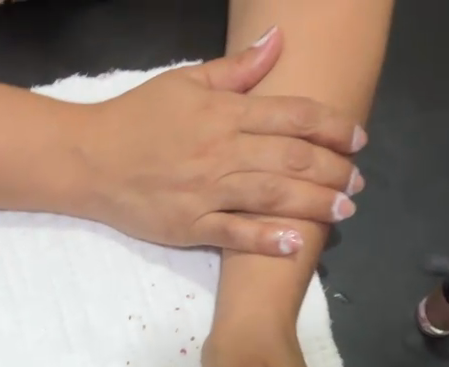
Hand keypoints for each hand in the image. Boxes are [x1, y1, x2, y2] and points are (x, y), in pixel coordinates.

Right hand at [75, 27, 366, 255]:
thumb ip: (235, 68)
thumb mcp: (185, 81)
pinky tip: (296, 243)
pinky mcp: (190, 226)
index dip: (330, 126)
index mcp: (223, 112)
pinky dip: (266, 240)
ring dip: (313, 202)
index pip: (290, 115)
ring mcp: (206, 191)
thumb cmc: (138, 118)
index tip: (357, 139)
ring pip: (270, 195)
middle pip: (290, 158)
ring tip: (343, 211)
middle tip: (357, 183)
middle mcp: (221, 150)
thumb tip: (279, 41)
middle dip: (332, 169)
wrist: (90, 159)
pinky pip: (234, 234)